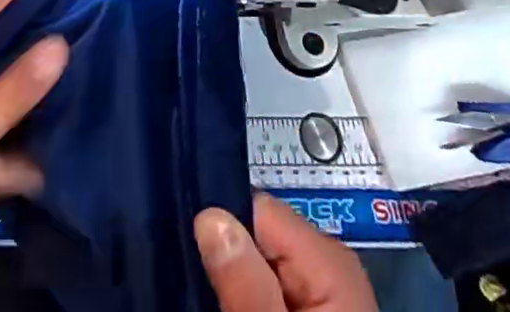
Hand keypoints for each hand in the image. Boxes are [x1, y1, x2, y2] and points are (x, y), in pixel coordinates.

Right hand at [196, 193, 377, 311]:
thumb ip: (247, 283)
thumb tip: (209, 215)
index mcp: (327, 255)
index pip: (256, 207)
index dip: (217, 225)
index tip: (182, 244)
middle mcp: (326, 257)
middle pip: (256, 230)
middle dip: (222, 251)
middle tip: (191, 276)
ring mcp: (321, 284)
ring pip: (260, 257)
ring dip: (232, 272)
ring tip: (204, 289)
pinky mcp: (312, 304)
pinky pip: (269, 279)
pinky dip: (248, 288)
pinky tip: (230, 299)